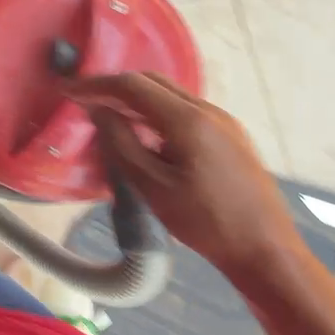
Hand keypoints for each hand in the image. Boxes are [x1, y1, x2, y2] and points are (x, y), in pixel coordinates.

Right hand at [72, 72, 304, 282]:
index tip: (66, 91)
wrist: (268, 252)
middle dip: (113, 86)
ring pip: (169, 94)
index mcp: (189, 121)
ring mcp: (224, 122)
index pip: (133, 86)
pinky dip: (154, 111)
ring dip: (134, 98)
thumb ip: (121, 142)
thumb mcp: (151, 185)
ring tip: (105, 114)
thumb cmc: (205, 222)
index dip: (95, 85)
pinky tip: (141, 132)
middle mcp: (209, 111)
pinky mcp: (230, 136)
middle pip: (152, 82)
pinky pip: (183, 110)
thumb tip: (99, 111)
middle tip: (82, 100)